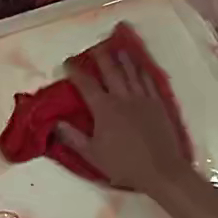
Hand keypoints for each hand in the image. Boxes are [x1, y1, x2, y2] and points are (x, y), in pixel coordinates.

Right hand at [54, 48, 194, 194]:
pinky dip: (143, 71)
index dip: (75, 71)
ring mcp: (142, 98)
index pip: (86, 84)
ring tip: (118, 48)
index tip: (68, 62)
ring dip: (123, 59)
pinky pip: (149, 81)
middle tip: (94, 47)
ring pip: (131, 72)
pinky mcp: (158, 103)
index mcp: (104, 109)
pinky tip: (141, 67)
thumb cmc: (124, 165)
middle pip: (110, 71)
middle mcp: (122, 97)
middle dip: (101, 57)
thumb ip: (73, 137)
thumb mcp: (92, 155)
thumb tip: (56, 122)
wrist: (161, 170)